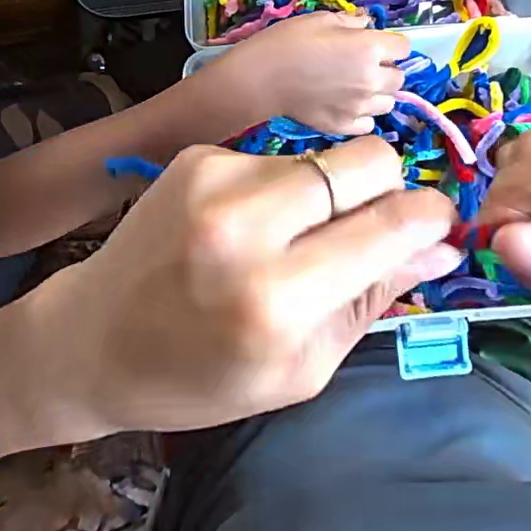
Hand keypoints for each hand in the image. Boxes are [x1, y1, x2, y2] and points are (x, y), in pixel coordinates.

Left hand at [32, 136, 460, 435]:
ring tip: (291, 236)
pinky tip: (245, 224)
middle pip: (367, 160)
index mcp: (275, 300)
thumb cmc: (198, 375)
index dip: (429, 217)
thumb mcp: (300, 367)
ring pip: (324, 157)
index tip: (439, 222)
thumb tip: (440, 246)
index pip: (388, 226)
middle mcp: (244, 225)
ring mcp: (215, 178)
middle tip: (365, 224)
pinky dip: (281, 188)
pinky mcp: (197, 155)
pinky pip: (276, 158)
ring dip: (328, 192)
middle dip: (386, 188)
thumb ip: (373, 298)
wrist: (90, 338)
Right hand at [207, 12, 409, 134]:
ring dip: (377, 94)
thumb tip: (366, 25)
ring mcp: (360, 107)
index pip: (403, 47)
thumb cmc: (287, 42)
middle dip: (386, 70)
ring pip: (388, 103)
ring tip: (355, 88)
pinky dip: (363, 116)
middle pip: (399, 77)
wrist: (260, 78)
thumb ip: (351, 22)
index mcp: (369, 48)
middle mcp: (372, 79)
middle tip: (363, 66)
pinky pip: (369, 124)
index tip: (375, 44)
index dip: (390, 45)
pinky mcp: (345, 126)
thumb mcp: (321, 19)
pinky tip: (347, 106)